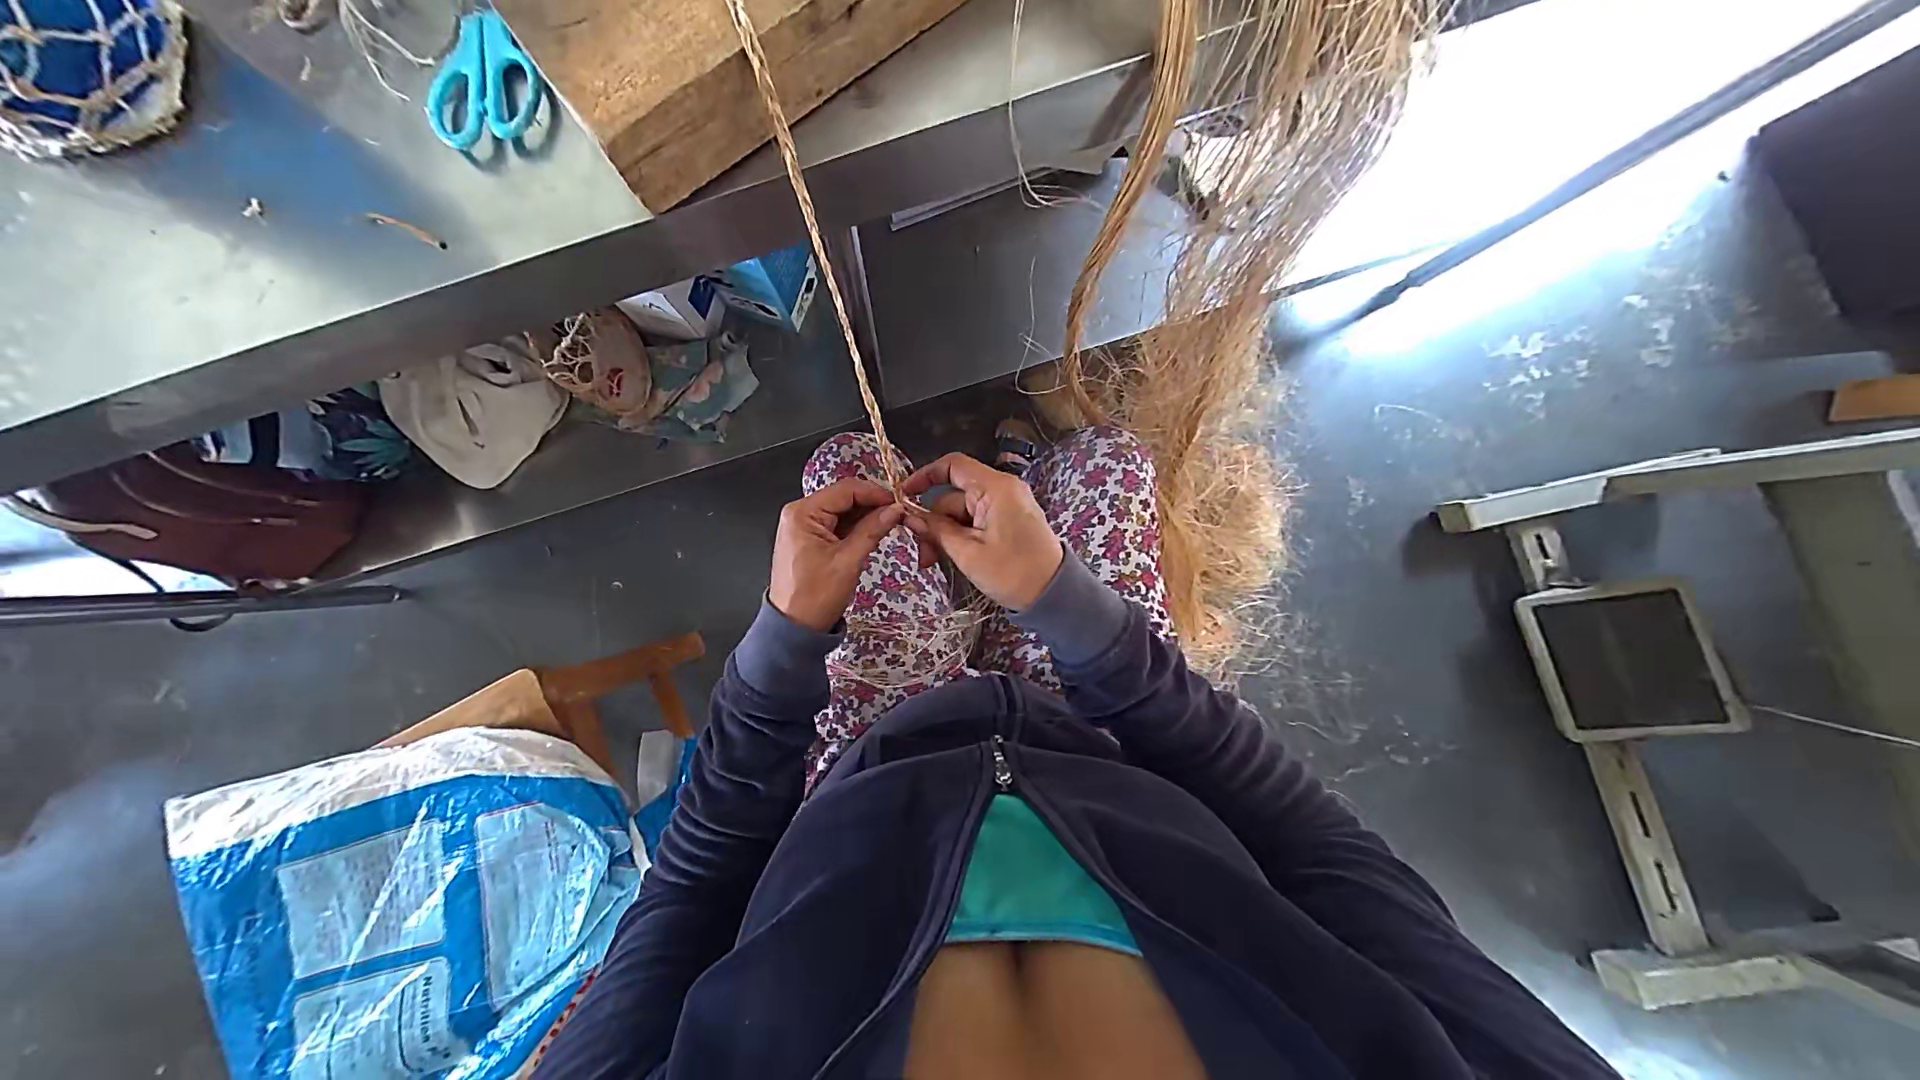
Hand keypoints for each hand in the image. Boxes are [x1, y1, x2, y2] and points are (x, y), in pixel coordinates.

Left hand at [769, 478, 907, 631]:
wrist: (793, 628)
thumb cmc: (815, 596)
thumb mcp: (848, 561)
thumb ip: (872, 530)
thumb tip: (895, 510)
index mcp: (802, 513)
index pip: (846, 490)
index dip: (875, 493)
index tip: (899, 502)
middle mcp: (800, 514)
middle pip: (844, 498)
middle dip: (872, 505)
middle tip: (898, 515)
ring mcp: (804, 527)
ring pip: (843, 512)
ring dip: (866, 517)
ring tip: (890, 526)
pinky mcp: (809, 540)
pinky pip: (837, 526)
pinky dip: (856, 529)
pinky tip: (873, 535)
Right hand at [901, 452, 1062, 610]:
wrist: (1053, 594)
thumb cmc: (1013, 572)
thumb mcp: (967, 553)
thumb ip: (936, 530)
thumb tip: (910, 516)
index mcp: (995, 488)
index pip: (953, 465)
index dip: (925, 476)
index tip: (903, 495)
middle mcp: (1002, 489)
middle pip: (953, 495)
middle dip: (933, 522)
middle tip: (922, 553)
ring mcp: (1006, 505)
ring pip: (961, 512)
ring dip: (944, 534)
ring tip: (932, 561)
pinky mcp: (1008, 521)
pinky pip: (975, 521)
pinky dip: (960, 536)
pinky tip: (949, 557)